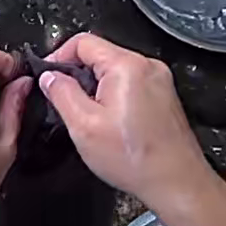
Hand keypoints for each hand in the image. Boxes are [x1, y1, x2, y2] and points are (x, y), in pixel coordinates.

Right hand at [38, 33, 225, 216]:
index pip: (83, 42)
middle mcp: (147, 66)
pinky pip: (129, 84)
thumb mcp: (83, 126)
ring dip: (94, 87)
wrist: (177, 184)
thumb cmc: (136, 159)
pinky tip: (109, 123)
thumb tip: (49, 77)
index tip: (48, 77)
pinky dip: (112, 96)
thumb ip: (61, 94)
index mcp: (127, 66)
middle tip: (63, 101)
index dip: (58, 56)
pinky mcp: (162, 96)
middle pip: (99, 54)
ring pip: (113, 70)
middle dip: (76, 74)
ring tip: (88, 117)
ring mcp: (158, 80)